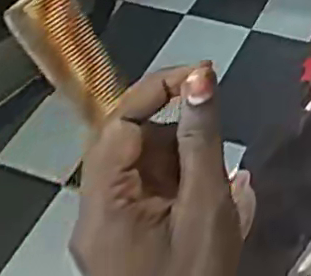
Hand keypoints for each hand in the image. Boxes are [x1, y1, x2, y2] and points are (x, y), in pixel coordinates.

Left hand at [72, 64, 252, 275]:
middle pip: (127, 141)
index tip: (202, 74)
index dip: (158, 88)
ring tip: (215, 181)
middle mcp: (95, 213)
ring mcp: (108, 226)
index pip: (119, 123)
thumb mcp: (205, 203)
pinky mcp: (125, 236)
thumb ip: (202, 135)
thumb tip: (201, 76)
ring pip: (141, 161)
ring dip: (181, 154)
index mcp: (104, 206)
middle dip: (174, 127)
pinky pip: (149, 186)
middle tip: (213, 127)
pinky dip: (181, 177)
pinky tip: (208, 196)